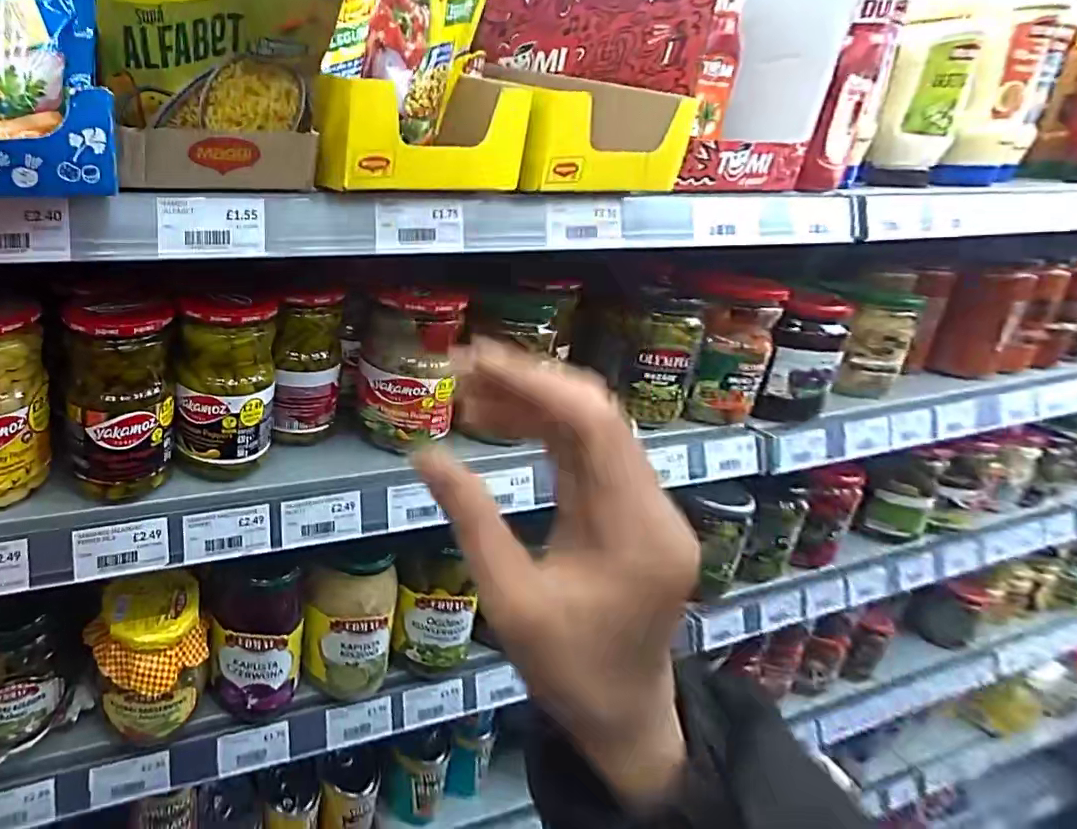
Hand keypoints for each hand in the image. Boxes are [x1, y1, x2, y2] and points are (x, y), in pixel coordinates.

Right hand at [414, 339, 699, 808]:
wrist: (624, 714)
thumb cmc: (566, 666)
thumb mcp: (507, 597)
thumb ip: (471, 519)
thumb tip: (423, 454)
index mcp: (634, 529)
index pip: (594, 426)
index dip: (534, 382)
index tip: (474, 362)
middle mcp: (652, 505)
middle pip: (596, 413)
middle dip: (527, 380)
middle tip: (460, 367)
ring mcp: (645, 504)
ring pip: (590, 423)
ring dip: (529, 397)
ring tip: (466, 390)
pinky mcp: (628, 507)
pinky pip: (585, 447)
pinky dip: (539, 424)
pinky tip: (495, 419)